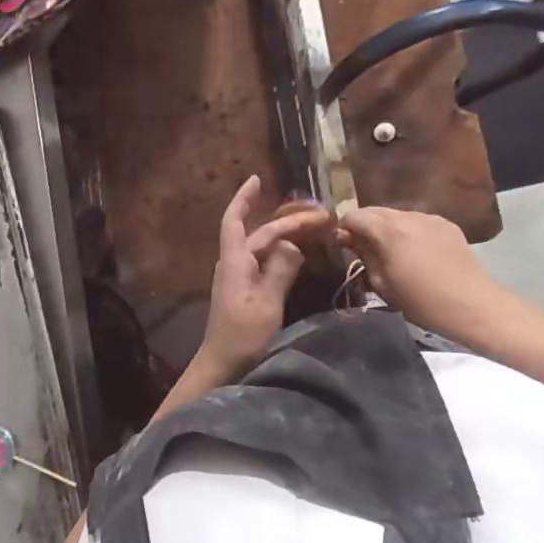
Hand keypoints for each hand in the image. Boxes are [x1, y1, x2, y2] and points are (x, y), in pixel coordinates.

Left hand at [196, 176, 334, 381]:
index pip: (235, 221)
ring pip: (263, 247)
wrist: (223, 364)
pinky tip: (298, 253)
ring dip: (286, 236)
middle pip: (259, 234)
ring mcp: (239, 277)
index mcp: (234, 262)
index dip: (243, 198)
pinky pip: (264, 262)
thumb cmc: (242, 335)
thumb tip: (292, 244)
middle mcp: (234, 264)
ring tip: (315, 228)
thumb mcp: (265, 303)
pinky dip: (282, 253)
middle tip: (321, 216)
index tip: (257, 179)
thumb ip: (279, 271)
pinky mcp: (245, 290)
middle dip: (287, 222)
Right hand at [336, 207, 512, 342]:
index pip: (354, 215)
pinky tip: (414, 251)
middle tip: (362, 248)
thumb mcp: (381, 283)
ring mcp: (430, 218)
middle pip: (375, 210)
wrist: (472, 305)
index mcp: (388, 231)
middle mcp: (408, 217)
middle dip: (364, 225)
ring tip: (389, 250)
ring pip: (396, 214)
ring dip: (385, 227)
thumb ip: (363, 255)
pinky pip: (417, 221)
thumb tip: (348, 239)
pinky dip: (407, 230)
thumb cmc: (421, 300)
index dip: (343, 228)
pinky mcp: (447, 225)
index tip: (342, 245)